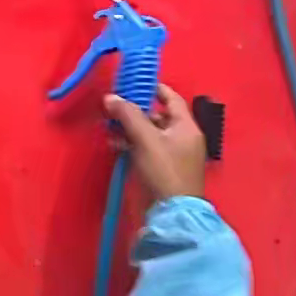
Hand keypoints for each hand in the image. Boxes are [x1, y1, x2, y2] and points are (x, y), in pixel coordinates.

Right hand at [103, 84, 206, 202]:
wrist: (173, 213)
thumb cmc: (164, 169)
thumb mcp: (145, 139)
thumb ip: (128, 115)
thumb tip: (111, 97)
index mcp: (186, 126)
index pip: (171, 98)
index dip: (153, 88)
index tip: (133, 82)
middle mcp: (182, 137)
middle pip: (156, 115)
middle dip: (134, 110)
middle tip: (113, 106)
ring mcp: (173, 154)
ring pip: (149, 132)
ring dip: (129, 128)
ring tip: (109, 127)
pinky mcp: (163, 167)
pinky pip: (146, 147)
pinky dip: (131, 143)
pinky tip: (115, 144)